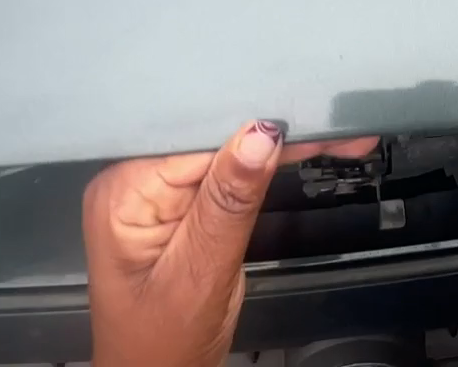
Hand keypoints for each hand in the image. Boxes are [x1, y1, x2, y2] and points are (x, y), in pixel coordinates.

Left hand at [83, 122, 378, 366]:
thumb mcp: (200, 276)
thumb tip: (260, 133)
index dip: (252, 122)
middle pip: (211, 135)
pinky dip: (265, 163)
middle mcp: (134, 176)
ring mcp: (156, 186)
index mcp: (124, 189)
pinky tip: (298, 149)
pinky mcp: (179, 197)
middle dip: (272, 128)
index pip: (195, 137)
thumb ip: (228, 203)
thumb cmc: (163, 346)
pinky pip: (226, 167)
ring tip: (332, 134)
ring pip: (225, 147)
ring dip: (276, 143)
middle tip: (334, 124)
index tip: (306, 113)